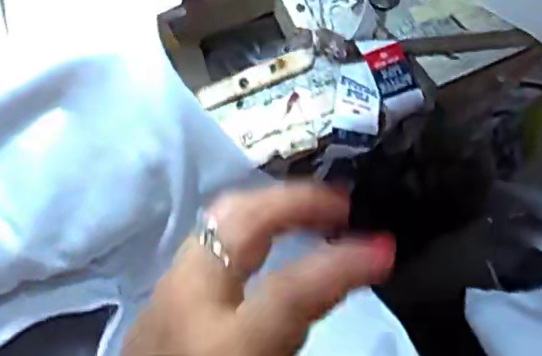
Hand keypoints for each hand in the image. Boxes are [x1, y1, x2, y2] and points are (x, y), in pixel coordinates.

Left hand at [123, 184, 394, 355]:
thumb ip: (297, 340)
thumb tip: (335, 297)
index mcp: (223, 344)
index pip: (291, 290)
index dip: (342, 266)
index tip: (383, 249)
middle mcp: (190, 299)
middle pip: (244, 220)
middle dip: (297, 201)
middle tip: (343, 205)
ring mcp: (168, 285)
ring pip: (221, 214)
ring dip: (271, 203)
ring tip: (312, 209)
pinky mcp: (159, 288)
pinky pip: (208, 232)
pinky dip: (245, 219)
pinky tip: (268, 231)